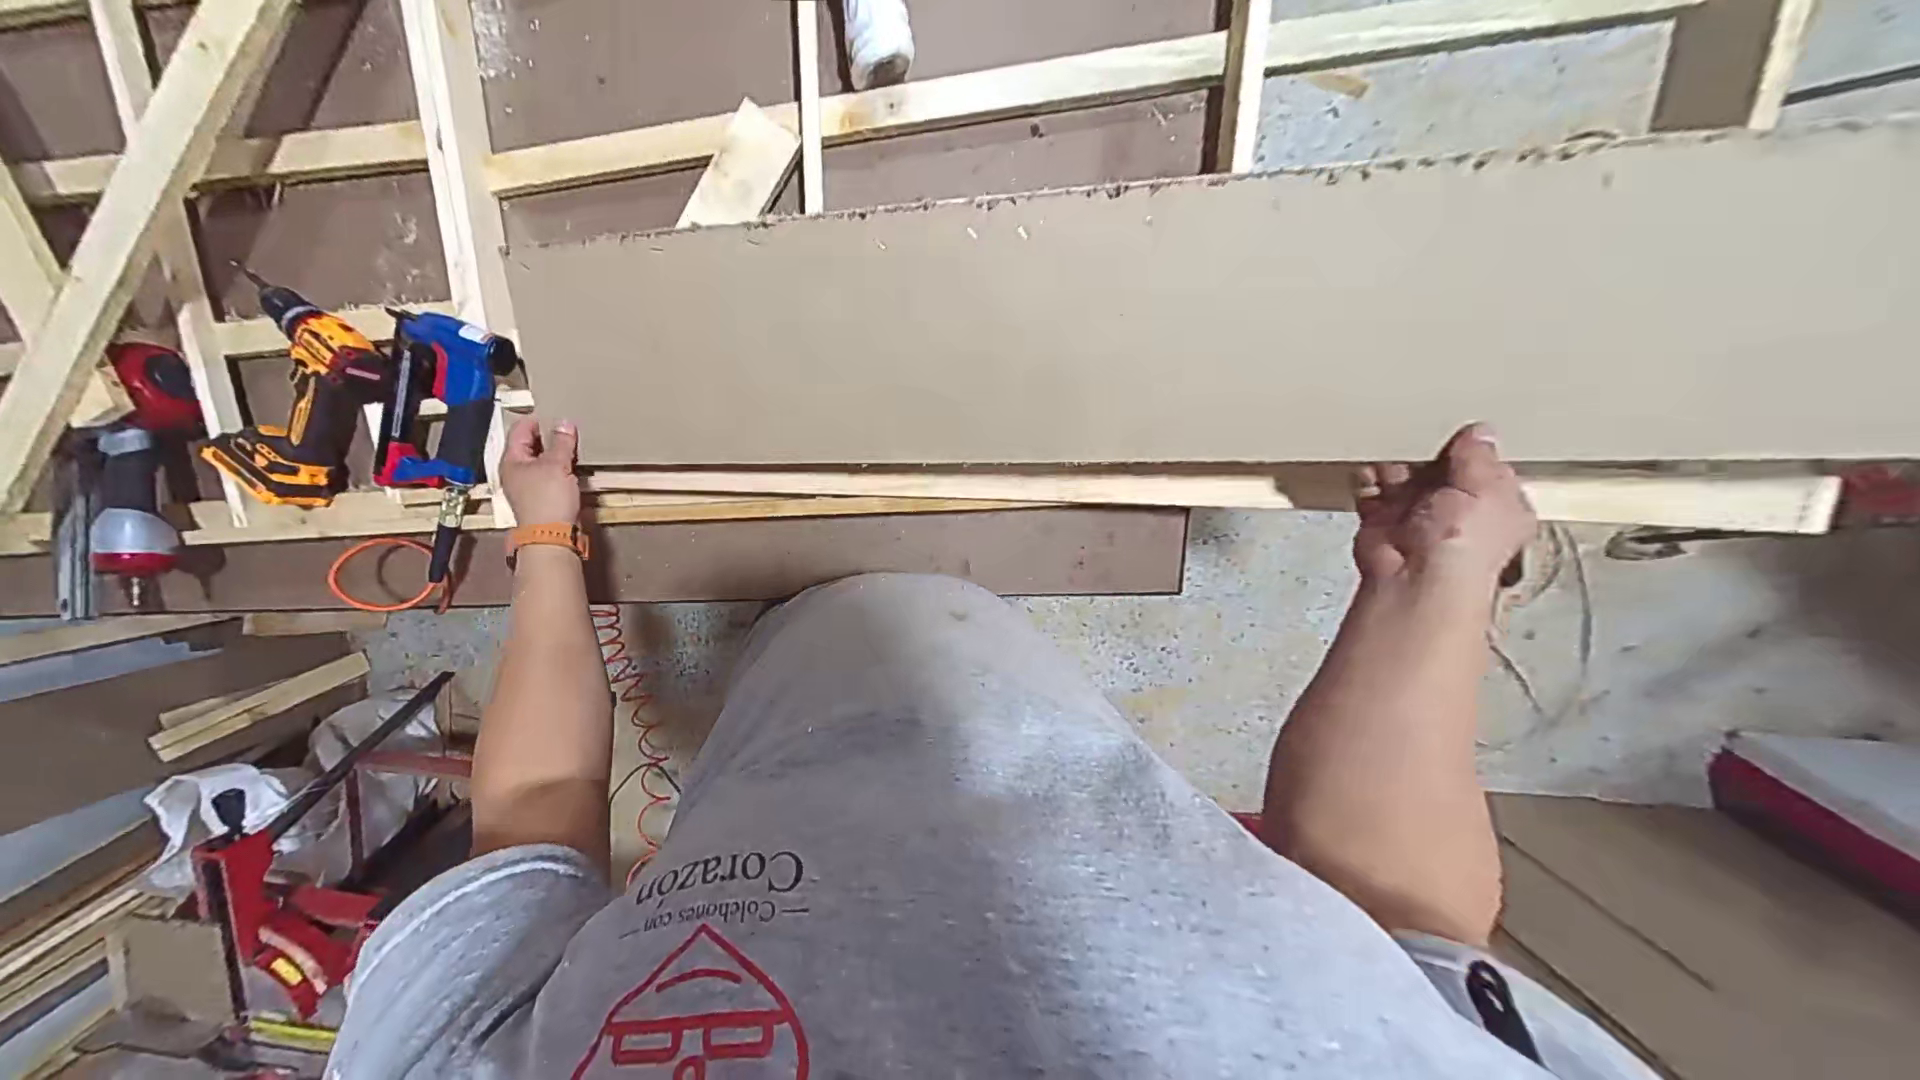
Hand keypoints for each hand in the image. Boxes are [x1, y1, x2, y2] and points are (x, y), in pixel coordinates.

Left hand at [498, 416, 581, 525]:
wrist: (552, 535)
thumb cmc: (548, 497)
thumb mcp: (556, 465)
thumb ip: (561, 443)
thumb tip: (564, 422)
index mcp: (511, 460)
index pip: (521, 431)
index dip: (537, 420)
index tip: (556, 414)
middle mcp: (516, 471)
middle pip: (531, 446)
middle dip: (549, 437)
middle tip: (569, 429)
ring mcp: (529, 485)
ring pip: (542, 461)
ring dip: (557, 453)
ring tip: (575, 446)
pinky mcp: (543, 497)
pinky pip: (551, 475)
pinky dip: (561, 468)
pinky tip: (574, 466)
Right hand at [1352, 422, 1536, 586]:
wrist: (1415, 574)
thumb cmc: (1463, 543)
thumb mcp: (1487, 487)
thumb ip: (1479, 457)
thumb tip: (1479, 432)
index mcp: (1495, 504)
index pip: (1483, 465)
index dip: (1469, 448)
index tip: (1456, 432)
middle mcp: (1456, 511)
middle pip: (1438, 468)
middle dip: (1425, 454)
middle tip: (1418, 442)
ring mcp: (1416, 516)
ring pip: (1402, 477)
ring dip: (1394, 466)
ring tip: (1392, 460)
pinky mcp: (1382, 520)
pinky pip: (1371, 491)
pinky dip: (1367, 482)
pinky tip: (1372, 477)